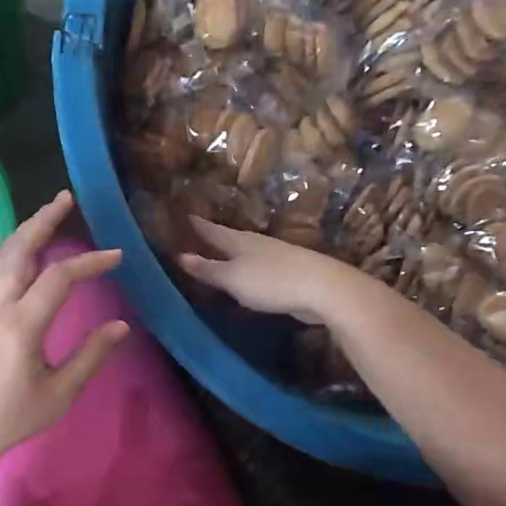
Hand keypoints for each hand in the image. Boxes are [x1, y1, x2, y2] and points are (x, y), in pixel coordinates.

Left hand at [0, 191, 128, 467]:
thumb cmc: (8, 419)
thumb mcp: (58, 394)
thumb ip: (89, 356)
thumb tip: (120, 326)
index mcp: (23, 323)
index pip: (60, 277)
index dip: (90, 263)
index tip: (117, 258)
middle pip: (21, 251)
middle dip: (43, 221)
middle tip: (65, 199)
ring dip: (19, 233)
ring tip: (40, 215)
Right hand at [177, 217, 380, 324]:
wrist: (325, 289)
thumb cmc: (271, 281)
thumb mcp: (232, 278)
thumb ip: (206, 269)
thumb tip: (180, 256)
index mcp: (238, 241)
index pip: (211, 229)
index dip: (196, 224)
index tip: (182, 216)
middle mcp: (255, 243)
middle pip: (228, 238)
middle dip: (211, 237)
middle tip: (192, 236)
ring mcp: (274, 256)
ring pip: (243, 251)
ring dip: (228, 253)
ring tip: (213, 255)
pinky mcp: (286, 271)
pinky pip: (256, 265)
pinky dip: (243, 267)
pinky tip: (241, 275)